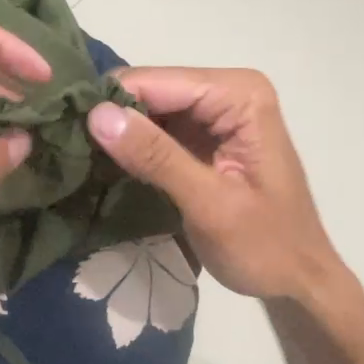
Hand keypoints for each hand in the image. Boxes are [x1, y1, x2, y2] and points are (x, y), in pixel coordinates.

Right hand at [87, 68, 352, 305]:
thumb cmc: (266, 246)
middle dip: (110, 116)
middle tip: (66, 150)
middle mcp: (227, 90)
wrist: (299, 280)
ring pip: (144, 107)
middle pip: (147, 89)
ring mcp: (214, 111)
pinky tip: (101, 164)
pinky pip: (153, 127)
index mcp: (239, 95)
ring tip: (75, 158)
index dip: (109, 103)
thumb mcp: (210, 204)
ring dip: (114, 131)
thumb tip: (97, 115)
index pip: (155, 82)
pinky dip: (129, 145)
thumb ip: (156, 157)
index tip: (63, 133)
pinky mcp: (201, 134)